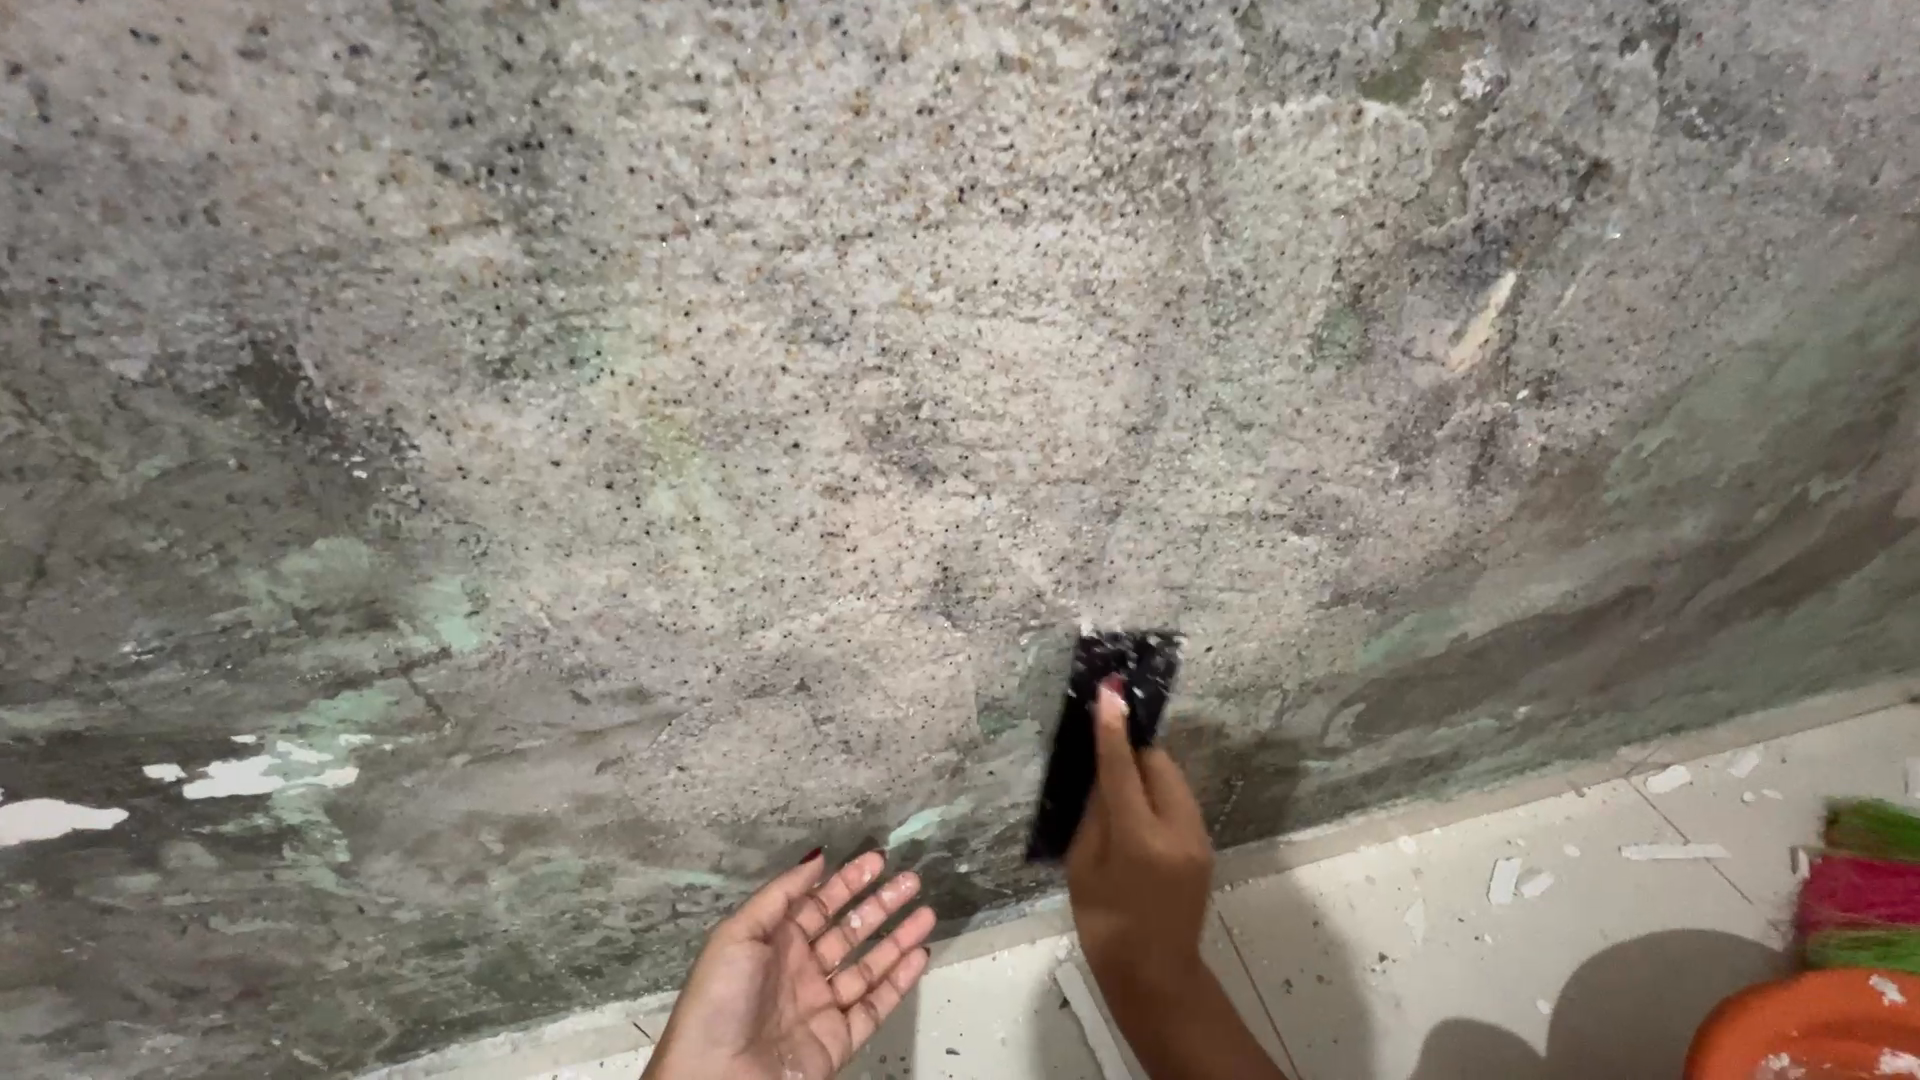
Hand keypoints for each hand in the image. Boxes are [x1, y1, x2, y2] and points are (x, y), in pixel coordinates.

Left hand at [643, 851, 936, 1079]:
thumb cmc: (719, 1001)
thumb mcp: (737, 934)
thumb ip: (781, 894)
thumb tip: (818, 857)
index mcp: (775, 943)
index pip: (819, 903)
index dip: (848, 881)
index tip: (878, 860)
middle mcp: (801, 970)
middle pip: (849, 930)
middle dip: (880, 904)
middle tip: (911, 880)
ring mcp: (821, 1006)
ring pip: (869, 966)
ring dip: (898, 938)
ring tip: (926, 913)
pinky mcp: (837, 1040)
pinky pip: (875, 1006)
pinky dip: (899, 982)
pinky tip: (920, 956)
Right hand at [1065, 681, 1289, 1079]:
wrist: (1155, 974)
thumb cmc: (1103, 923)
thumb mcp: (1083, 865)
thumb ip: (1095, 813)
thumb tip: (1102, 771)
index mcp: (1138, 839)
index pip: (1122, 768)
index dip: (1112, 728)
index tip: (1109, 690)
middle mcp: (1177, 831)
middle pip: (1157, 764)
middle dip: (1132, 748)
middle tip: (1105, 743)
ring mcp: (1198, 838)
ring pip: (1171, 779)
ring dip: (1146, 767)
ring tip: (1119, 772)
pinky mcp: (1205, 845)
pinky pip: (1178, 799)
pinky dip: (1157, 790)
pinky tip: (1138, 802)